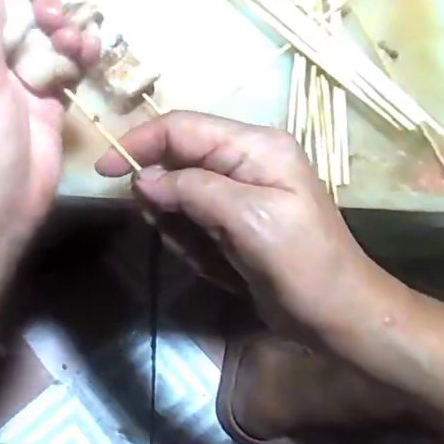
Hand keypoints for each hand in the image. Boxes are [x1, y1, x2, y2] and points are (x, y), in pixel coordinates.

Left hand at [0, 0, 95, 246]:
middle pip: (13, 15)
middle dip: (38, 5)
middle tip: (54, 14)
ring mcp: (18, 86)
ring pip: (43, 39)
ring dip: (63, 29)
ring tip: (76, 41)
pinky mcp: (46, 107)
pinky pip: (63, 69)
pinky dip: (78, 56)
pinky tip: (90, 53)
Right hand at [95, 112, 405, 349]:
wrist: (340, 316)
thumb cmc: (304, 265)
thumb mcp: (250, 220)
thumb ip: (195, 189)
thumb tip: (143, 179)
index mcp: (255, 146)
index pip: (182, 126)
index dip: (139, 142)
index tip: (103, 170)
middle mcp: (245, 158)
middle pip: (176, 155)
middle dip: (160, 190)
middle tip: (162, 226)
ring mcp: (239, 188)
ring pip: (177, 188)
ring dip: (173, 220)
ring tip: (199, 249)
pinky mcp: (233, 216)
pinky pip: (189, 214)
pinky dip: (186, 236)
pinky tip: (209, 258)